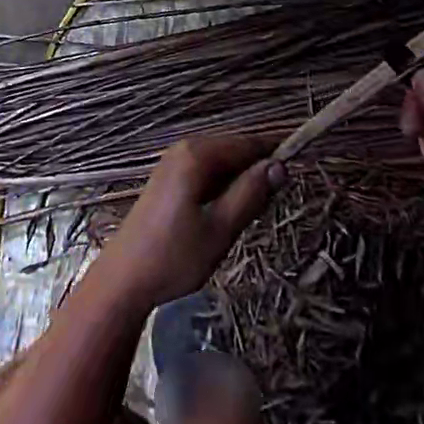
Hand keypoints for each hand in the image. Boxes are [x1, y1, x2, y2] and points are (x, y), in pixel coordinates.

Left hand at [95, 135, 282, 307]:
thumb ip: (250, 194)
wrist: (124, 280)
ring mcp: (173, 163)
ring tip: (250, 214)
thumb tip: (280, 166)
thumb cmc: (174, 256)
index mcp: (196, 155)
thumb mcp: (220, 229)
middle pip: (234, 149)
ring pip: (221, 163)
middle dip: (257, 170)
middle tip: (273, 203)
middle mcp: (184, 149)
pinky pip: (207, 173)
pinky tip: (225, 214)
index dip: (275, 153)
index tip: (300, 169)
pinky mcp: (169, 180)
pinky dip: (223, 187)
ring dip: (240, 181)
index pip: (248, 143)